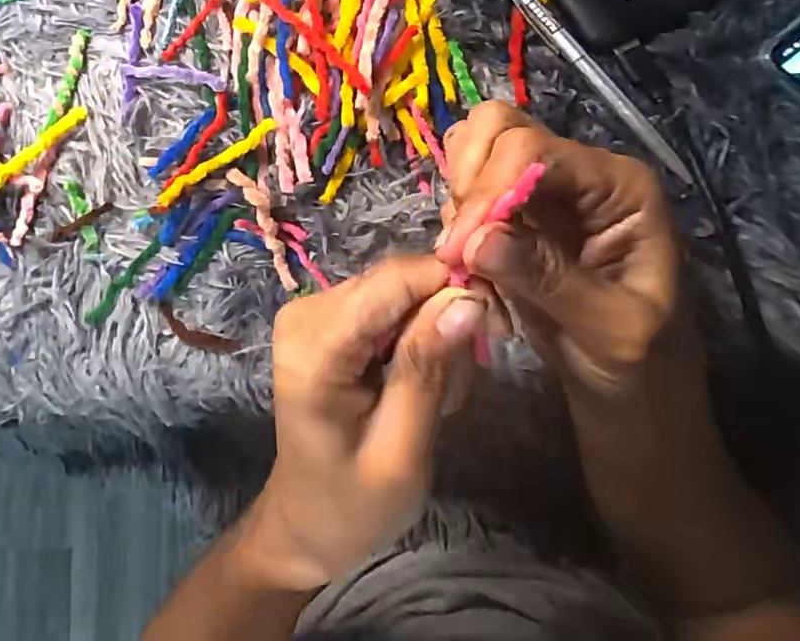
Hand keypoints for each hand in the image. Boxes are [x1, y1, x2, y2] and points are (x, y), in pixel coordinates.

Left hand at [237, 255, 485, 591]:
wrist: (305, 520)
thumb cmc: (352, 503)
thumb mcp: (401, 452)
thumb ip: (428, 370)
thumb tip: (468, 300)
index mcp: (314, 346)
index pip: (392, 280)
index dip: (449, 285)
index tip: (493, 323)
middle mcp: (305, 312)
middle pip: (395, 280)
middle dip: (442, 314)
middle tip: (463, 376)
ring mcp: (310, 310)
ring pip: (396, 288)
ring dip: (429, 330)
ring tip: (435, 391)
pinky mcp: (323, 316)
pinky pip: (385, 302)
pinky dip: (411, 333)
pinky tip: (415, 378)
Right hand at [436, 102, 694, 406]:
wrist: (637, 398)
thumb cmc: (642, 367)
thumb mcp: (609, 331)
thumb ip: (547, 278)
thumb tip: (476, 239)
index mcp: (618, 186)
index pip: (535, 149)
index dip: (489, 188)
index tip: (460, 249)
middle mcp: (579, 173)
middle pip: (501, 127)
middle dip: (469, 177)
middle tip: (460, 242)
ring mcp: (545, 189)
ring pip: (477, 149)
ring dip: (459, 197)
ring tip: (466, 255)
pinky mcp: (516, 214)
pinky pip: (468, 189)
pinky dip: (456, 217)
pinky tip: (468, 261)